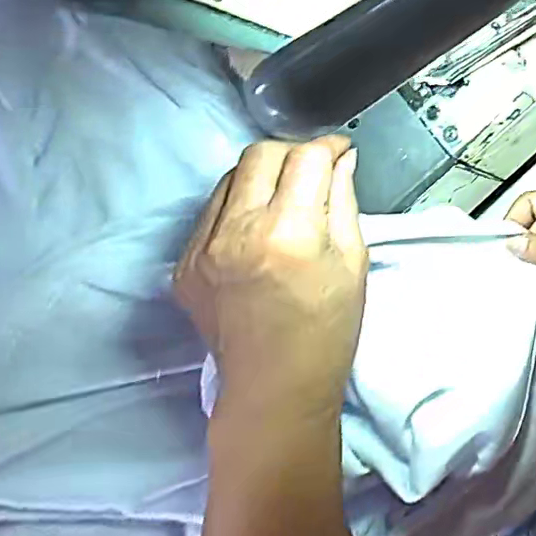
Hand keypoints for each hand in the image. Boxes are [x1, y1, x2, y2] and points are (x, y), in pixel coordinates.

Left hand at [173, 137, 367, 417]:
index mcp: (289, 233)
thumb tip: (341, 160)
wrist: (275, 389)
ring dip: (265, 174)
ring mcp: (202, 249)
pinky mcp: (183, 264)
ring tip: (288, 196)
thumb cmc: (330, 328)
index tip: (342, 152)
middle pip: (261, 154)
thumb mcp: (352, 260)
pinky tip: (260, 225)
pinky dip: (240, 203)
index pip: (306, 158)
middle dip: (294, 151)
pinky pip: (212, 210)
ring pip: (231, 176)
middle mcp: (237, 232)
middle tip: (315, 169)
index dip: (329, 147)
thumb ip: (343, 201)